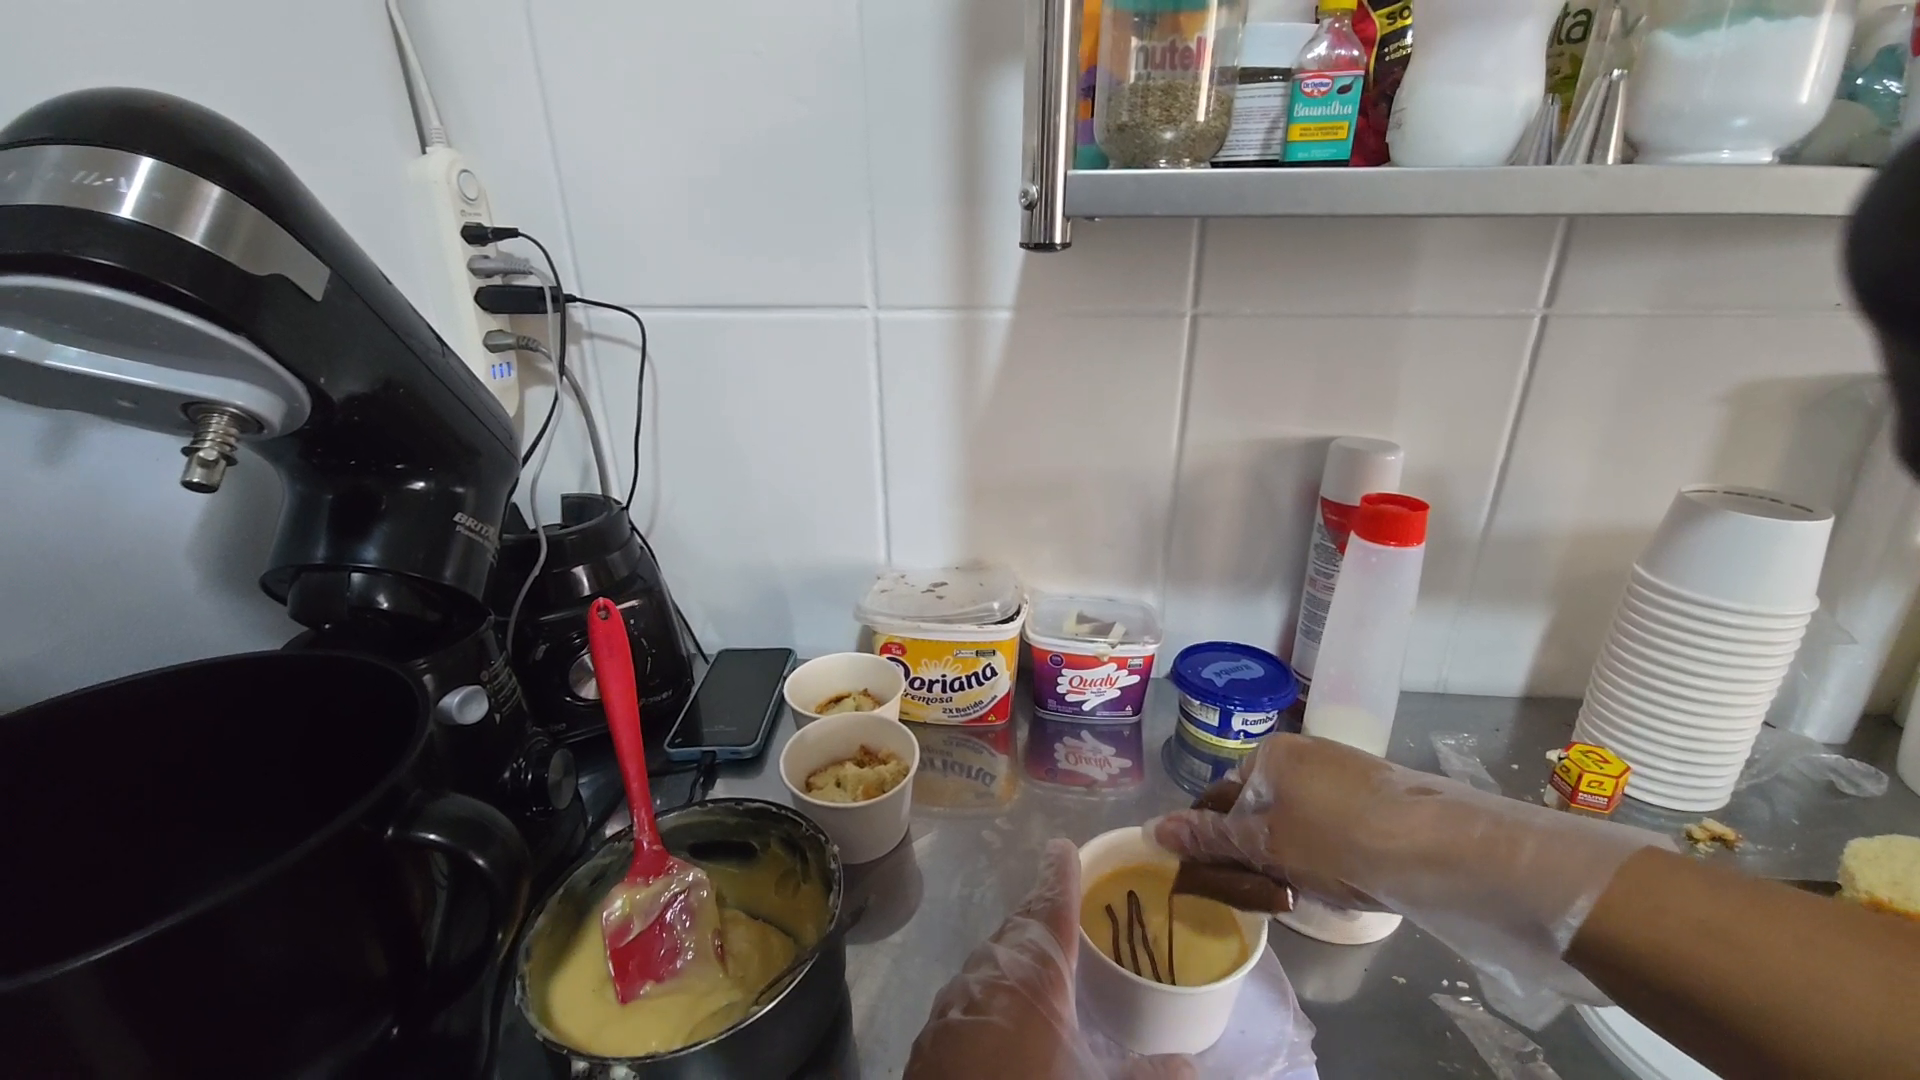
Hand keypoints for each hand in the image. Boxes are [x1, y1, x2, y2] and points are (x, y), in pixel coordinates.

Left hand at [904, 839, 1194, 1079]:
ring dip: (1016, 952)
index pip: (1051, 906)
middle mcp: (988, 973)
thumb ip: (1150, 1075)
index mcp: (1032, 973)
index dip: (1061, 875)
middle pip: (1019, 928)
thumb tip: (1190, 1065)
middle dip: (1041, 913)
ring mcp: (953, 1003)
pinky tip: (1002, 1013)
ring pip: (991, 960)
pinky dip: (991, 988)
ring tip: (1039, 959)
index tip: (1063, 847)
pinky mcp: (932, 1036)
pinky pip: (969, 994)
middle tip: (1063, 904)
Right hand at [1151, 734, 1667, 1026]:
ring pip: (1295, 823)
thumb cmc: (1340, 840)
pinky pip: (1332, 828)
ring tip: (1307, 892)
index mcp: (1270, 754)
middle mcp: (1304, 754)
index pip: (1220, 798)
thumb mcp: (1267, 844)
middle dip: (1256, 853)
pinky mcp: (1380, 800)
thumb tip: (1152, 829)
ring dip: (1291, 859)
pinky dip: (1327, 857)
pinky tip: (1345, 883)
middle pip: (1258, 809)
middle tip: (1269, 892)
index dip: (1215, 841)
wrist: (1447, 850)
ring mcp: (1346, 775)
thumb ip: (1210, 838)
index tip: (1223, 879)